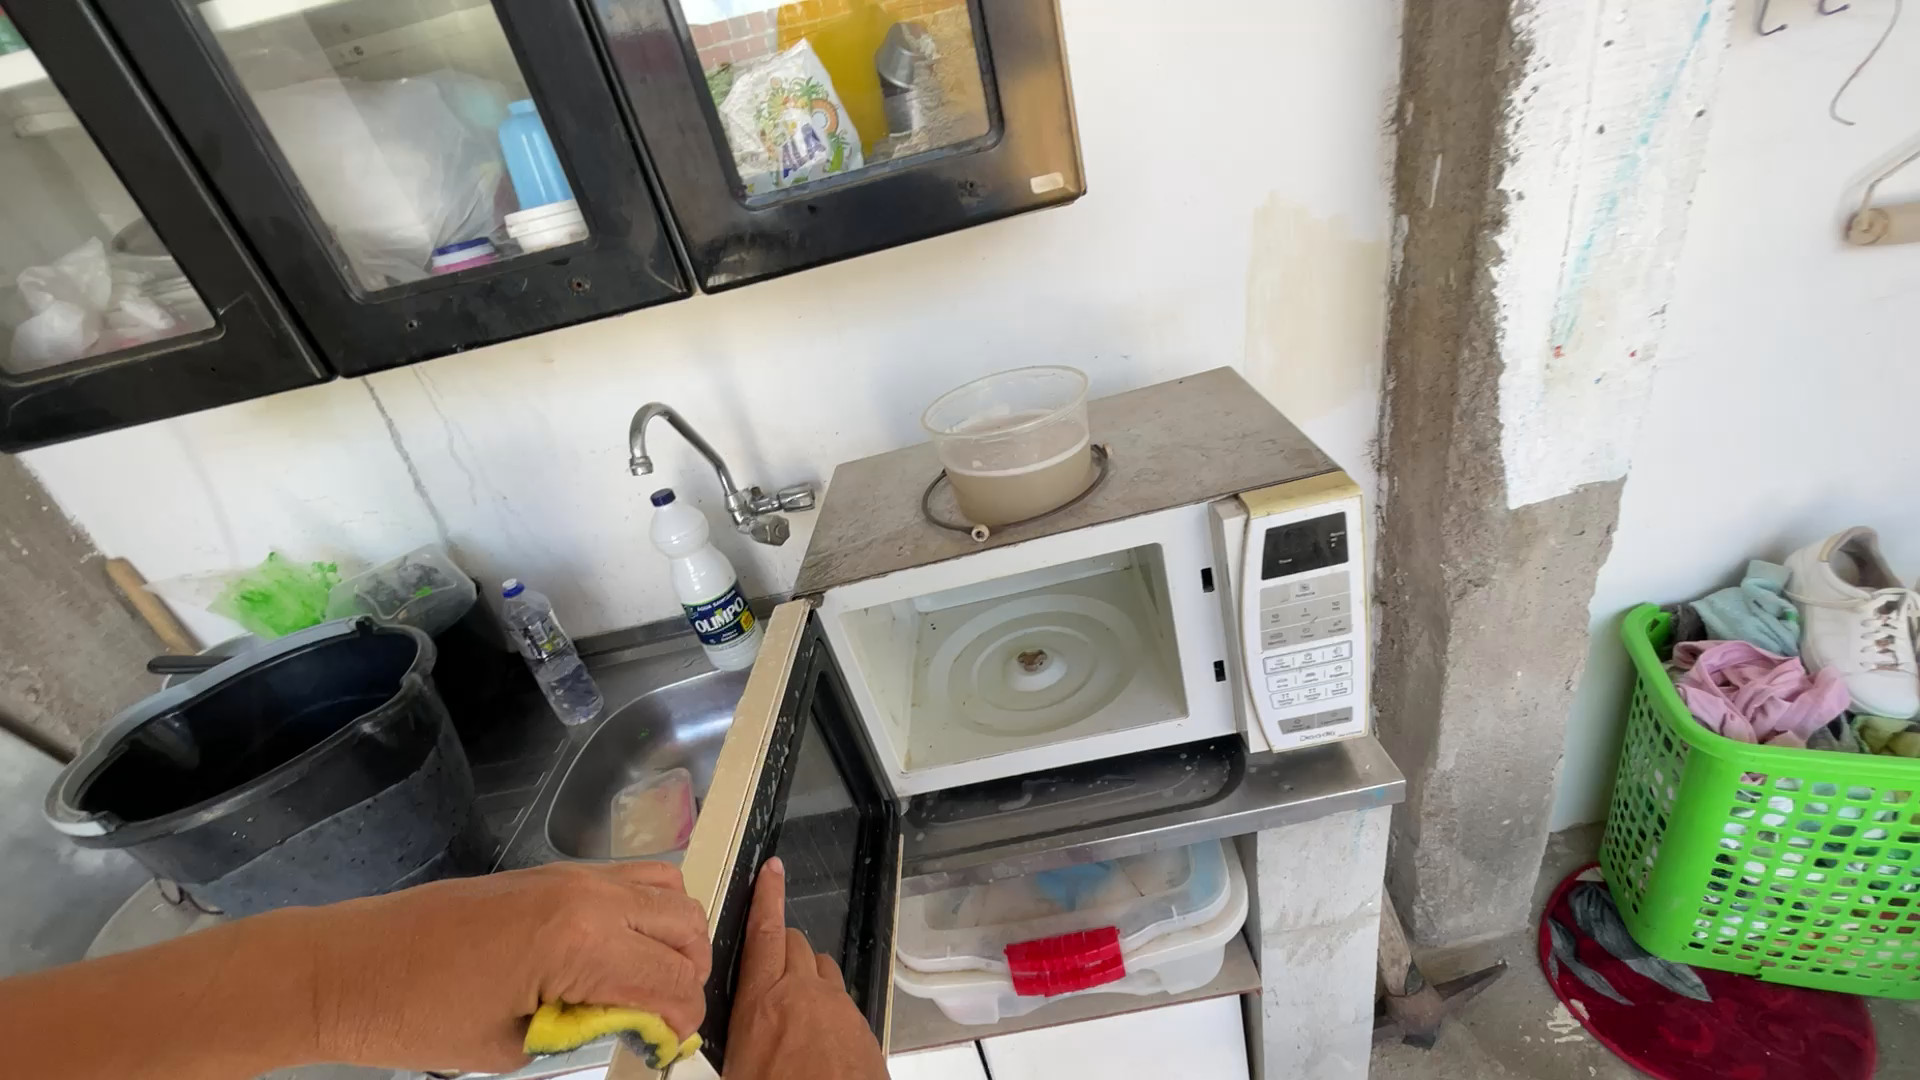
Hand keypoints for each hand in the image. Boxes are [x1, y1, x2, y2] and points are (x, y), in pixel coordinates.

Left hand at [296, 861, 710, 1072]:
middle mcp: (596, 896)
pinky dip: (652, 908)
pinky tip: (626, 943)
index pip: (669, 978)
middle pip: (686, 926)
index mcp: (581, 943)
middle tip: (664, 1015)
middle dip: (688, 975)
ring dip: (677, 936)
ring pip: (672, 892)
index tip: (673, 1045)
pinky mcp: (568, 868)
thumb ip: (585, 1029)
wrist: (355, 962)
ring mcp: (583, 873)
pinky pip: (640, 876)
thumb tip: (635, 1022)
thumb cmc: (418, 1019)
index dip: (682, 1018)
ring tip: (652, 976)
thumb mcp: (510, 1047)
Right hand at [724, 858, 887, 1079]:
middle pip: (793, 944)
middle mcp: (803, 994)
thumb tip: (717, 1043)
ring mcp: (837, 1007)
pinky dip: (827, 1005)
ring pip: (820, 968)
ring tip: (790, 1008)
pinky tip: (817, 1039)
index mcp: (762, 1005)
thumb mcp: (735, 1070)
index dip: (767, 896)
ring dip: (805, 975)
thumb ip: (734, 1041)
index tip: (772, 868)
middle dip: (779, 947)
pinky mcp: (861, 1025)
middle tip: (765, 972)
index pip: (764, 934)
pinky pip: (840, 998)